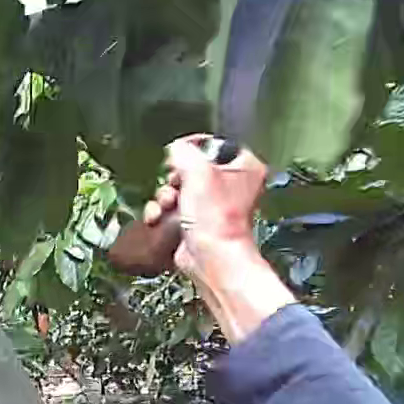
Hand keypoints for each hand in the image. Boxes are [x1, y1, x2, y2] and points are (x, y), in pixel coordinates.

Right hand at [143, 135, 294, 341]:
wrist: (211, 258)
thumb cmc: (215, 217)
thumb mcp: (198, 170)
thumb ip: (185, 152)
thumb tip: (176, 150)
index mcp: (244, 167)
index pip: (214, 145)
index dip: (193, 148)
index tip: (179, 154)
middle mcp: (230, 185)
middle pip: (191, 168)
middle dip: (174, 177)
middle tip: (175, 185)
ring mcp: (212, 206)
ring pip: (177, 189)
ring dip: (164, 196)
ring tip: (167, 205)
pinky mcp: (195, 224)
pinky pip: (172, 210)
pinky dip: (161, 213)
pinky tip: (159, 217)